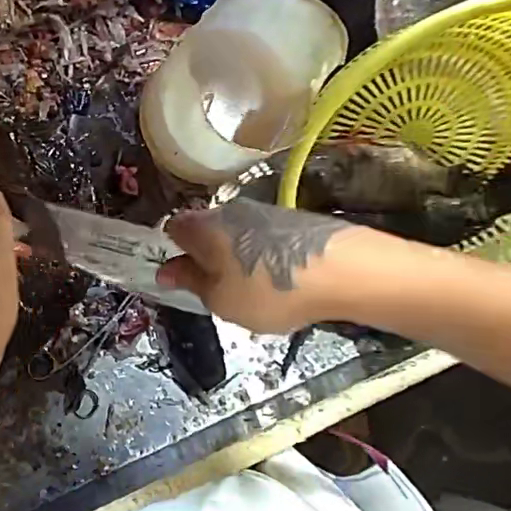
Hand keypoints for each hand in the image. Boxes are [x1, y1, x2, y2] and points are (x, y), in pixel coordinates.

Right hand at [156, 200, 381, 332]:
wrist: (343, 271)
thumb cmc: (269, 291)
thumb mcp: (220, 300)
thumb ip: (191, 283)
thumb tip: (167, 270)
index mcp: (204, 227)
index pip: (173, 228)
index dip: (174, 253)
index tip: (182, 278)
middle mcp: (232, 210)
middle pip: (208, 230)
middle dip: (208, 258)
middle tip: (219, 292)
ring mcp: (266, 212)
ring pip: (238, 235)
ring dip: (239, 260)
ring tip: (255, 292)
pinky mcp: (294, 220)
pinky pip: (266, 239)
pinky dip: (266, 259)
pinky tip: (281, 283)